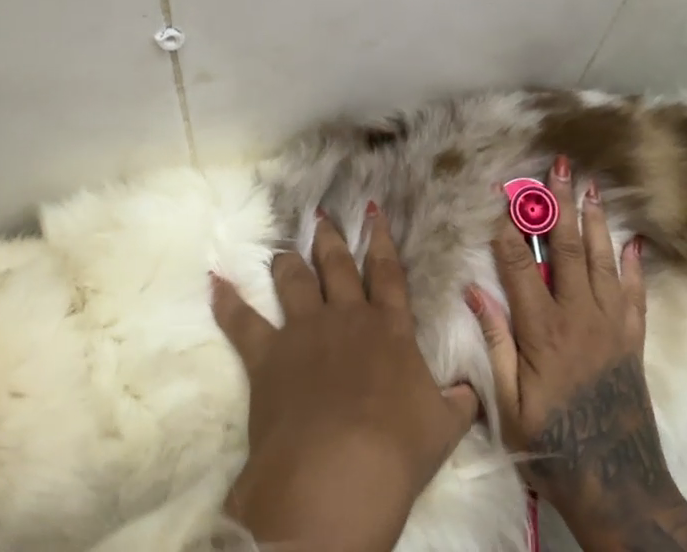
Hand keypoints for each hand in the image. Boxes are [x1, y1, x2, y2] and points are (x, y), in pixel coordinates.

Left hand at [212, 205, 478, 551]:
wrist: (338, 471)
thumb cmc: (398, 448)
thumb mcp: (445, 425)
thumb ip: (460, 401)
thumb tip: (471, 392)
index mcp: (391, 329)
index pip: (389, 274)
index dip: (382, 242)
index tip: (374, 215)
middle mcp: (347, 318)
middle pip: (339, 267)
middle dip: (332, 239)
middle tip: (322, 217)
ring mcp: (304, 332)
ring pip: (294, 282)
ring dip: (289, 262)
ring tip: (284, 247)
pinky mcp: (267, 356)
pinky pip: (241, 321)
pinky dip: (227, 302)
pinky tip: (216, 282)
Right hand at [468, 159, 686, 551]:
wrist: (616, 480)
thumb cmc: (552, 446)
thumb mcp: (510, 403)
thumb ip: (496, 343)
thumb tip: (475, 291)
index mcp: (543, 332)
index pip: (521, 267)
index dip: (510, 232)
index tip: (503, 201)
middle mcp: (579, 317)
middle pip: (567, 249)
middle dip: (559, 205)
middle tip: (558, 168)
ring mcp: (611, 325)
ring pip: (602, 260)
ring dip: (595, 221)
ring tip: (591, 187)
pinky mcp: (633, 339)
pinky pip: (634, 292)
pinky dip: (632, 265)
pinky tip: (632, 241)